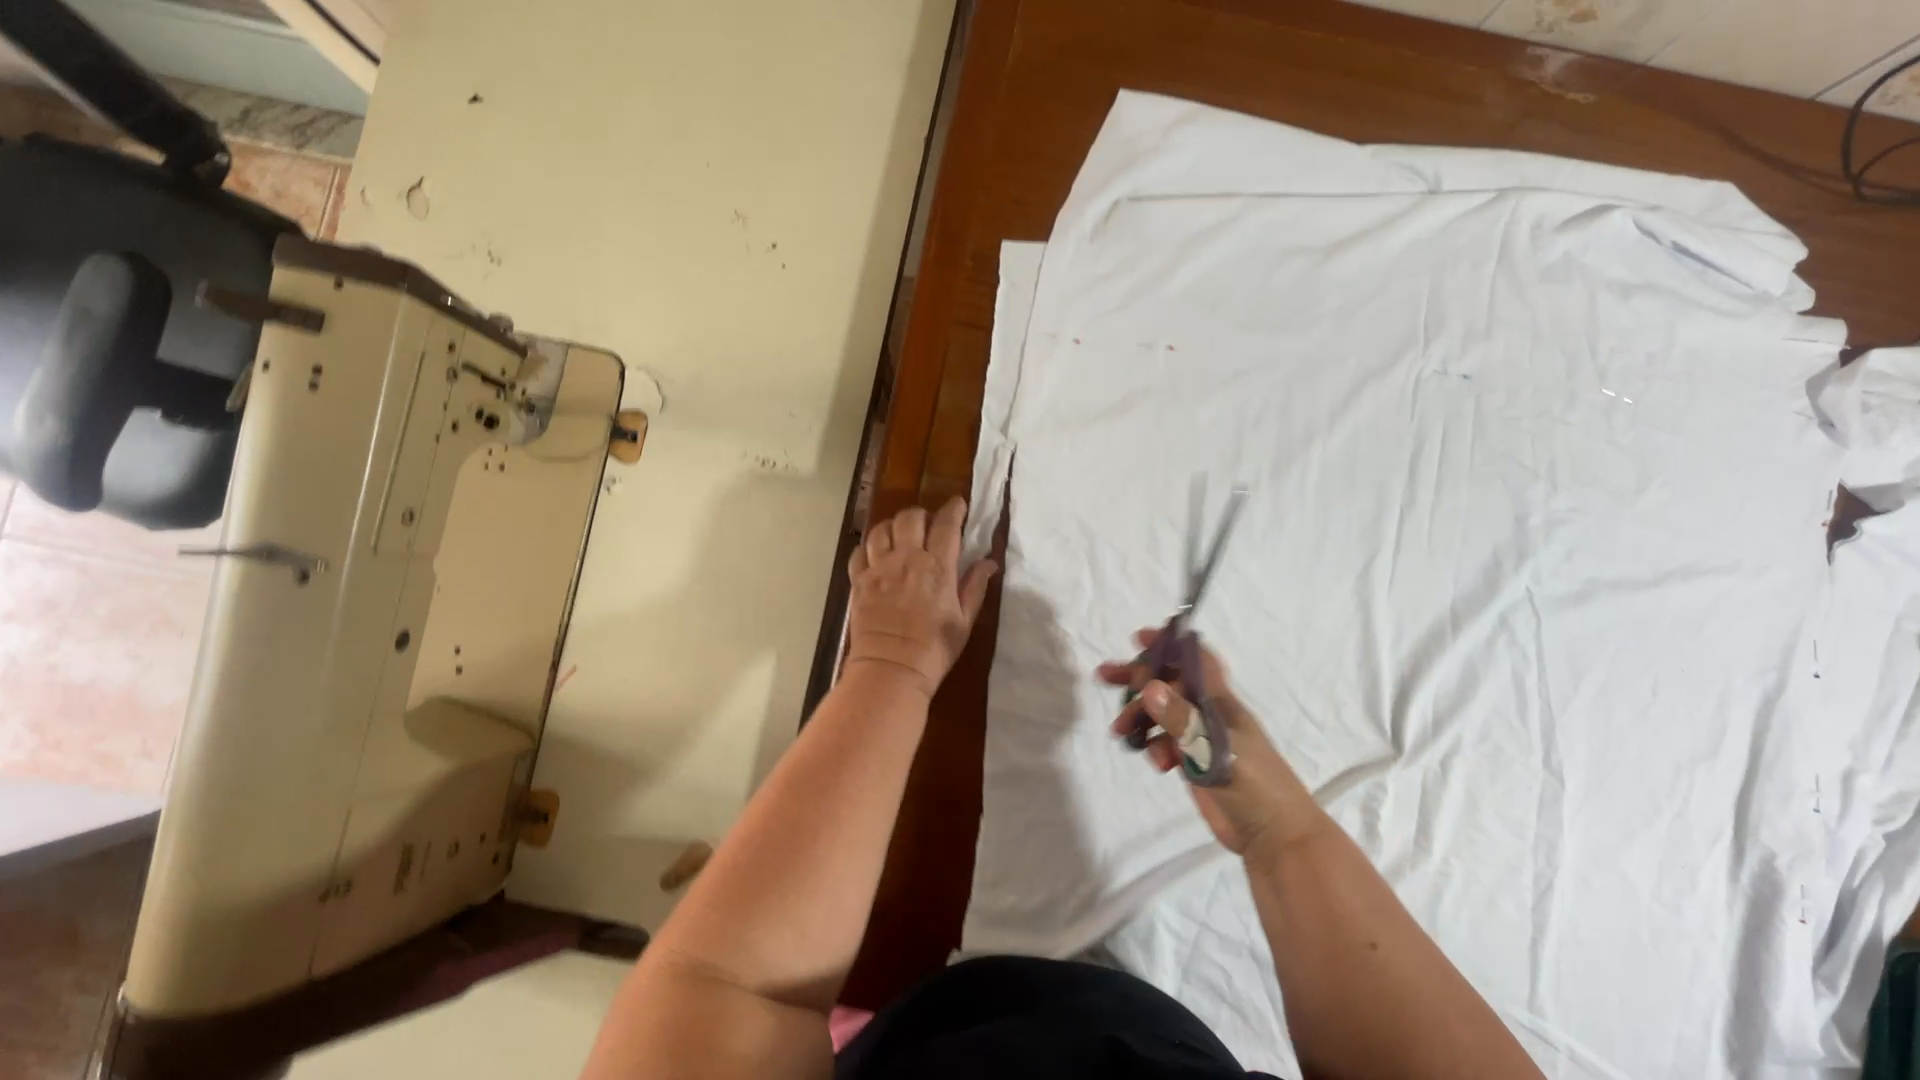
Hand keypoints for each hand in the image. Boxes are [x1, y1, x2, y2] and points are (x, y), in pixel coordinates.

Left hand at [846, 497, 997, 695]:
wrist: (891, 669)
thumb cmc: (935, 649)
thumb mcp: (965, 620)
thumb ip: (974, 586)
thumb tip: (988, 561)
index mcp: (937, 567)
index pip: (946, 524)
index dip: (953, 509)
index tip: (958, 505)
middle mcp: (906, 559)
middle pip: (910, 518)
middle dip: (921, 514)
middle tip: (928, 524)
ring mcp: (878, 568)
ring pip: (881, 529)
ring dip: (893, 526)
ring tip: (900, 535)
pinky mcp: (859, 581)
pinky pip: (860, 551)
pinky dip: (868, 547)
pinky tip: (876, 556)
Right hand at [1098, 629, 1315, 856]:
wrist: (1276, 837)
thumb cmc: (1255, 786)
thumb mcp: (1216, 749)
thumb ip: (1182, 720)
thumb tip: (1149, 688)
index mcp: (1221, 703)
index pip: (1195, 660)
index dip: (1170, 644)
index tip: (1138, 638)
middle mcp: (1210, 715)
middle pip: (1169, 684)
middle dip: (1138, 678)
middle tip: (1104, 676)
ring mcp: (1202, 740)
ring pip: (1163, 715)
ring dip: (1139, 716)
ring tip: (1118, 732)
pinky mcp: (1195, 764)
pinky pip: (1165, 744)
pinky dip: (1153, 746)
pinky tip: (1154, 762)